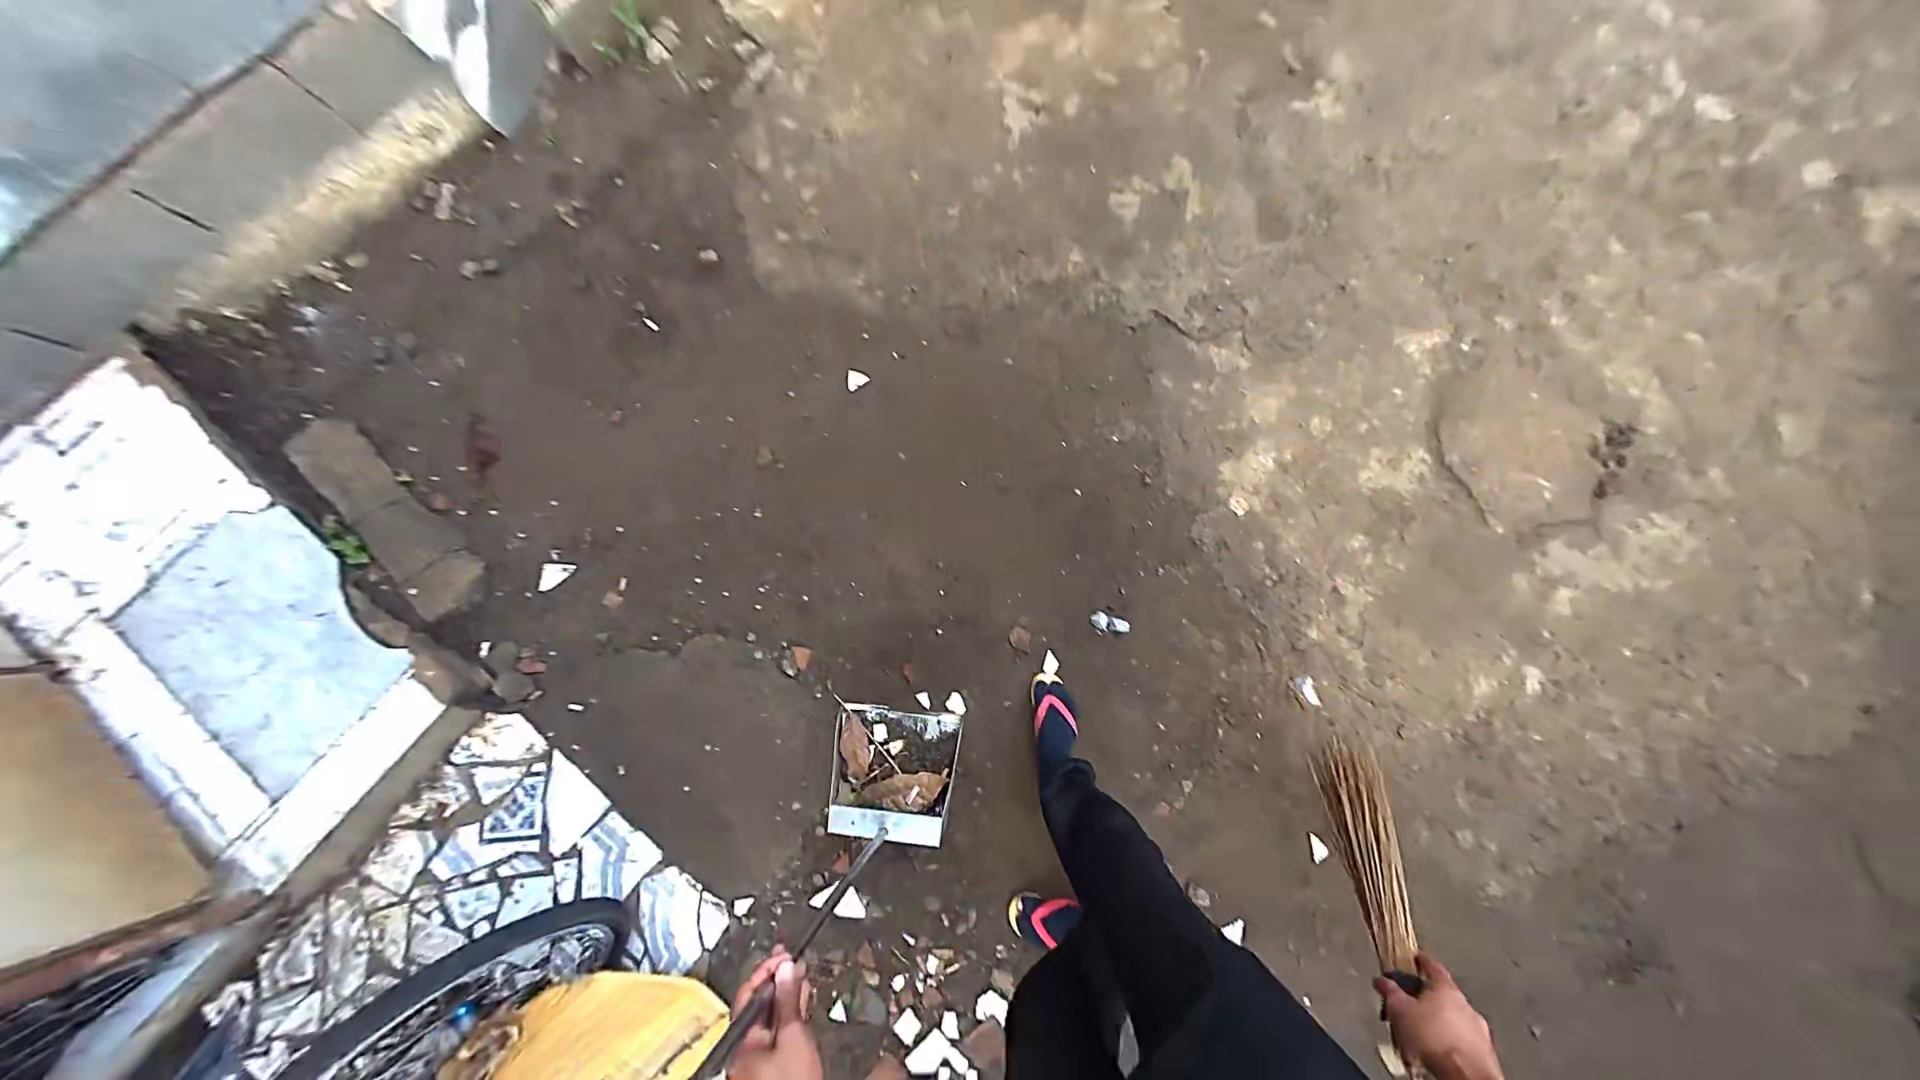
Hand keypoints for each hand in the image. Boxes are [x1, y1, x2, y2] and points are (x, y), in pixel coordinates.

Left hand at [726, 947, 822, 1079]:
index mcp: (742, 1039)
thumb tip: (786, 966)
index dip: (766, 970)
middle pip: (756, 1004)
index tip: (786, 955)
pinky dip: (787, 1012)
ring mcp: (755, 1056)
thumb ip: (789, 1000)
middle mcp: (743, 1046)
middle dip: (776, 980)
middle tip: (794, 960)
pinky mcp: (769, 1063)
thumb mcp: (794, 1036)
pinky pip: (775, 1029)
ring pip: (767, 1016)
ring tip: (800, 973)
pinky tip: (800, 999)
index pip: (748, 993)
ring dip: (784, 994)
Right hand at [1374, 953, 1504, 1079]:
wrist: (1466, 1078)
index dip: (1422, 961)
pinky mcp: (1486, 1057)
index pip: (1433, 966)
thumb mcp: (1399, 1008)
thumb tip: (1382, 981)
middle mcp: (1467, 1007)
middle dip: (1427, 998)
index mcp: (1447, 989)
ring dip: (1440, 1022)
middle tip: (1410, 1003)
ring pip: (1455, 1020)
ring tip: (1420, 1033)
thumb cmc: (1433, 1038)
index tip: (1416, 957)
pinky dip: (1449, 1042)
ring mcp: (1480, 1033)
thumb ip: (1390, 991)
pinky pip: (1463, 1042)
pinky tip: (1436, 1050)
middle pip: (1444, 995)